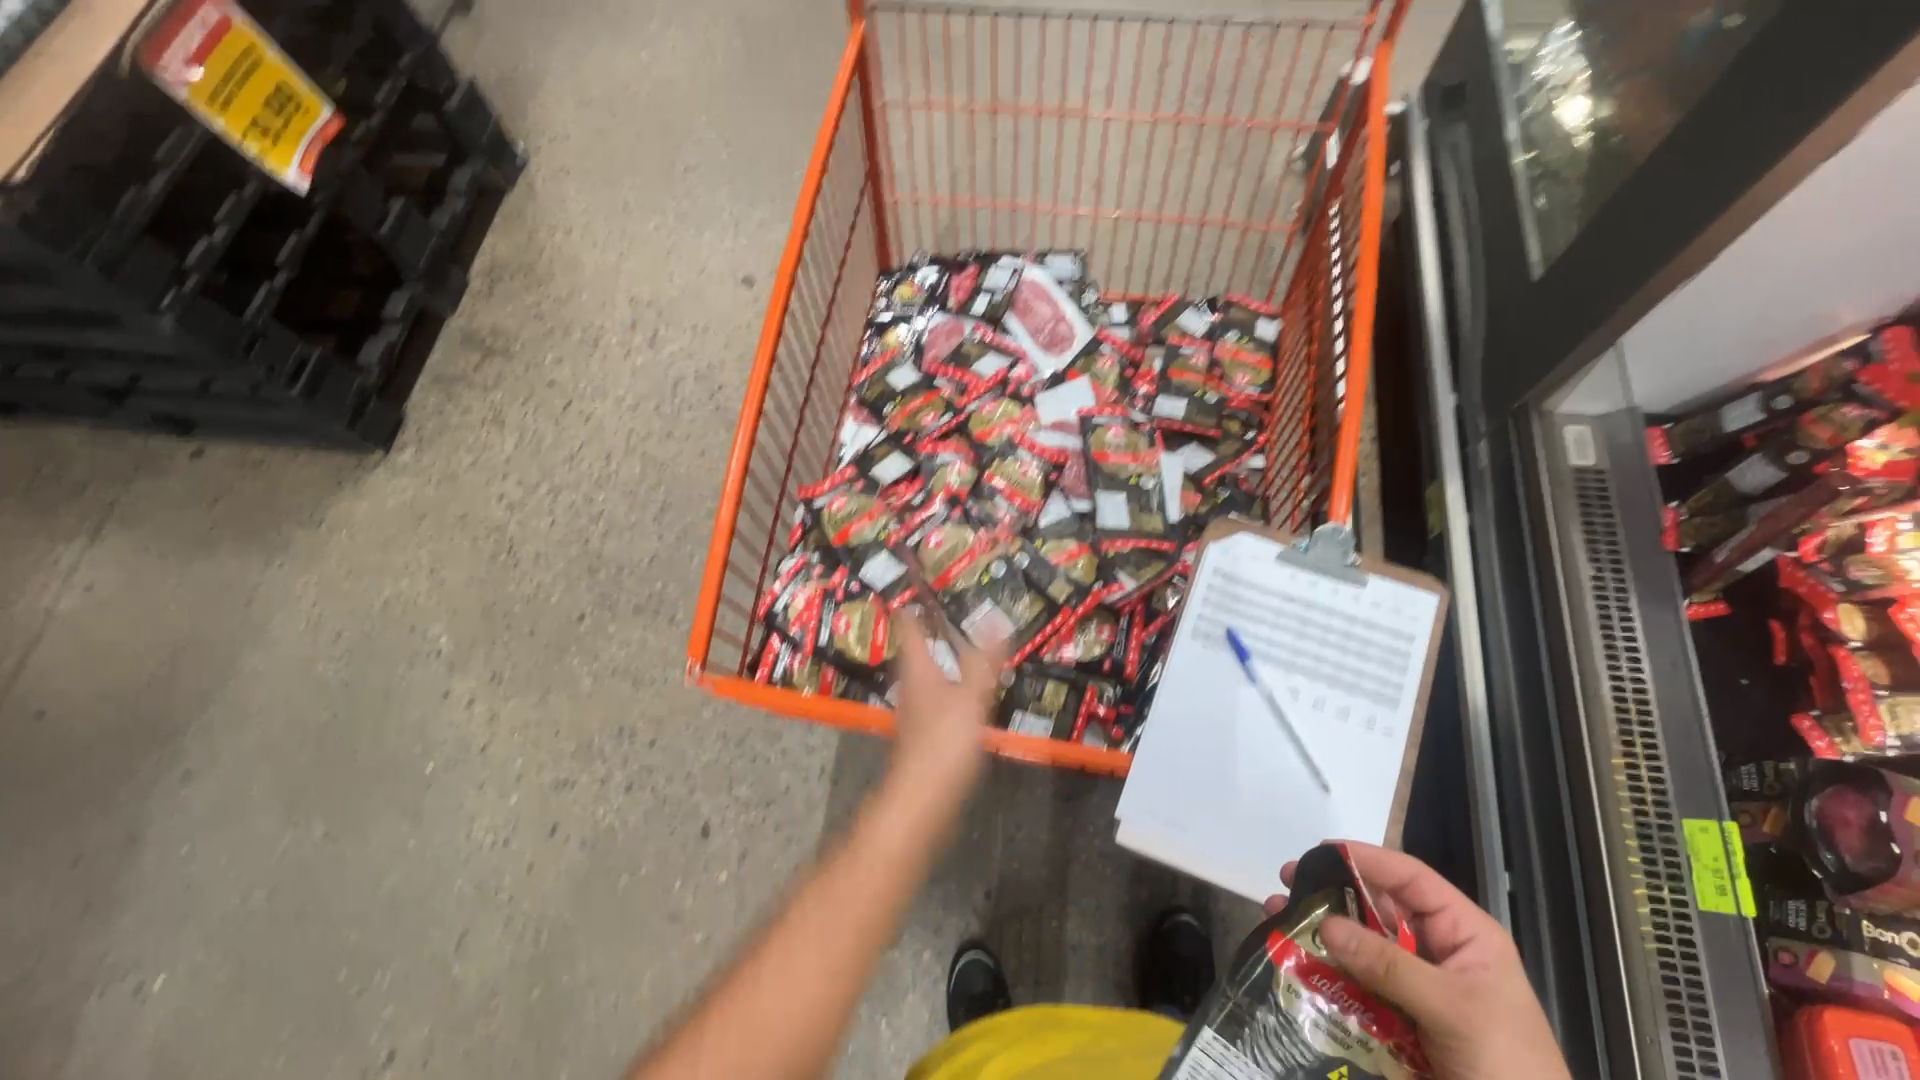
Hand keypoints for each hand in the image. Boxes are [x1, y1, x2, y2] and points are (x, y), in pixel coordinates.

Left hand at [886, 617, 1003, 806]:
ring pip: (928, 675)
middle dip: (932, 630)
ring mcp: (916, 711)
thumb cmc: (943, 744)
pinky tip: (971, 694)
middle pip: (917, 650)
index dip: (915, 604)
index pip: (910, 627)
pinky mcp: (925, 735)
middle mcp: (911, 685)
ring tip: (968, 645)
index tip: (924, 583)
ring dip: (944, 659)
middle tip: (956, 609)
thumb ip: (984, 660)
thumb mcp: (971, 698)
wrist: (921, 801)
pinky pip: (939, 699)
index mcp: (918, 670)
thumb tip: (996, 618)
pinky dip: (953, 687)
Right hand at [1270, 844, 1570, 1079]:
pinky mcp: (1396, 1022)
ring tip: (1279, 921)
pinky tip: (1293, 968)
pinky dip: (1324, 979)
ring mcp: (1415, 989)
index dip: (1367, 860)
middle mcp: (1436, 954)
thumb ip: (1390, 966)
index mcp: (1464, 935)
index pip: (1411, 880)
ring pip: (1361, 951)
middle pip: (1377, 911)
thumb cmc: (1507, 1063)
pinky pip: (1354, 990)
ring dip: (1321, 937)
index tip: (1319, 852)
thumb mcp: (1454, 1010)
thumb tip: (1327, 924)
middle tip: (1286, 885)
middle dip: (1332, 897)